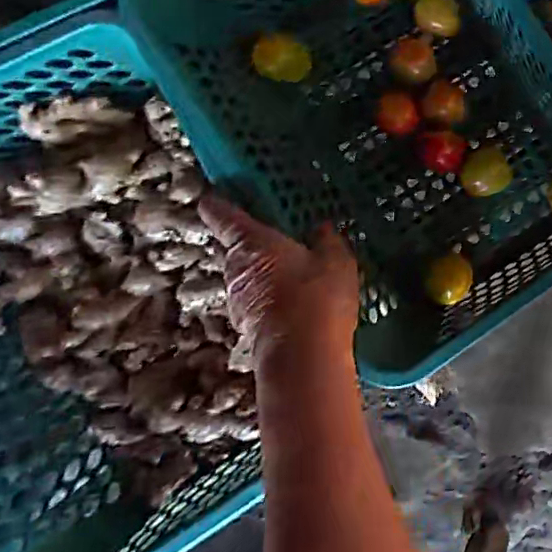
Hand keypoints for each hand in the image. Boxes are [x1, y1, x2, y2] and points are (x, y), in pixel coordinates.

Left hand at [195, 193, 359, 371]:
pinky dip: (270, 297)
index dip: (218, 203)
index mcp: (251, 241)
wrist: (304, 356)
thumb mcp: (335, 260)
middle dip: (254, 243)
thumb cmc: (316, 295)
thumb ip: (327, 241)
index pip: (221, 214)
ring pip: (246, 276)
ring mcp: (237, 300)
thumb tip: (322, 228)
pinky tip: (295, 300)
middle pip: (235, 247)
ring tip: (292, 271)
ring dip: (263, 272)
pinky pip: (257, 301)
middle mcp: (235, 267)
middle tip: (279, 236)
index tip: (215, 195)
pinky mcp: (246, 326)